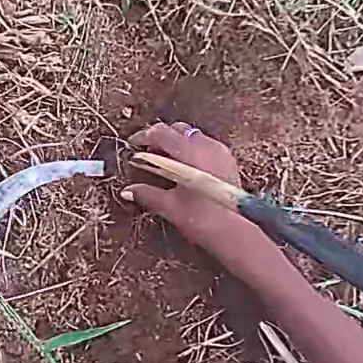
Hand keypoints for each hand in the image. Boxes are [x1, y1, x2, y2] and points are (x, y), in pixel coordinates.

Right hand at [121, 122, 276, 269]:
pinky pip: (204, 144)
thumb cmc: (202, 219)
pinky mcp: (228, 160)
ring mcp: (220, 151)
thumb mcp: (170, 206)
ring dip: (175, 142)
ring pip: (192, 135)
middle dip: (159, 137)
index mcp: (190, 153)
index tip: (132, 145)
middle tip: (146, 152)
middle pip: (178, 129)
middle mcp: (207, 146)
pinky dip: (190, 149)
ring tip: (163, 160)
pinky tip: (183, 167)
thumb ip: (147, 194)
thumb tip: (127, 191)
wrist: (235, 232)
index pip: (162, 133)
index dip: (143, 136)